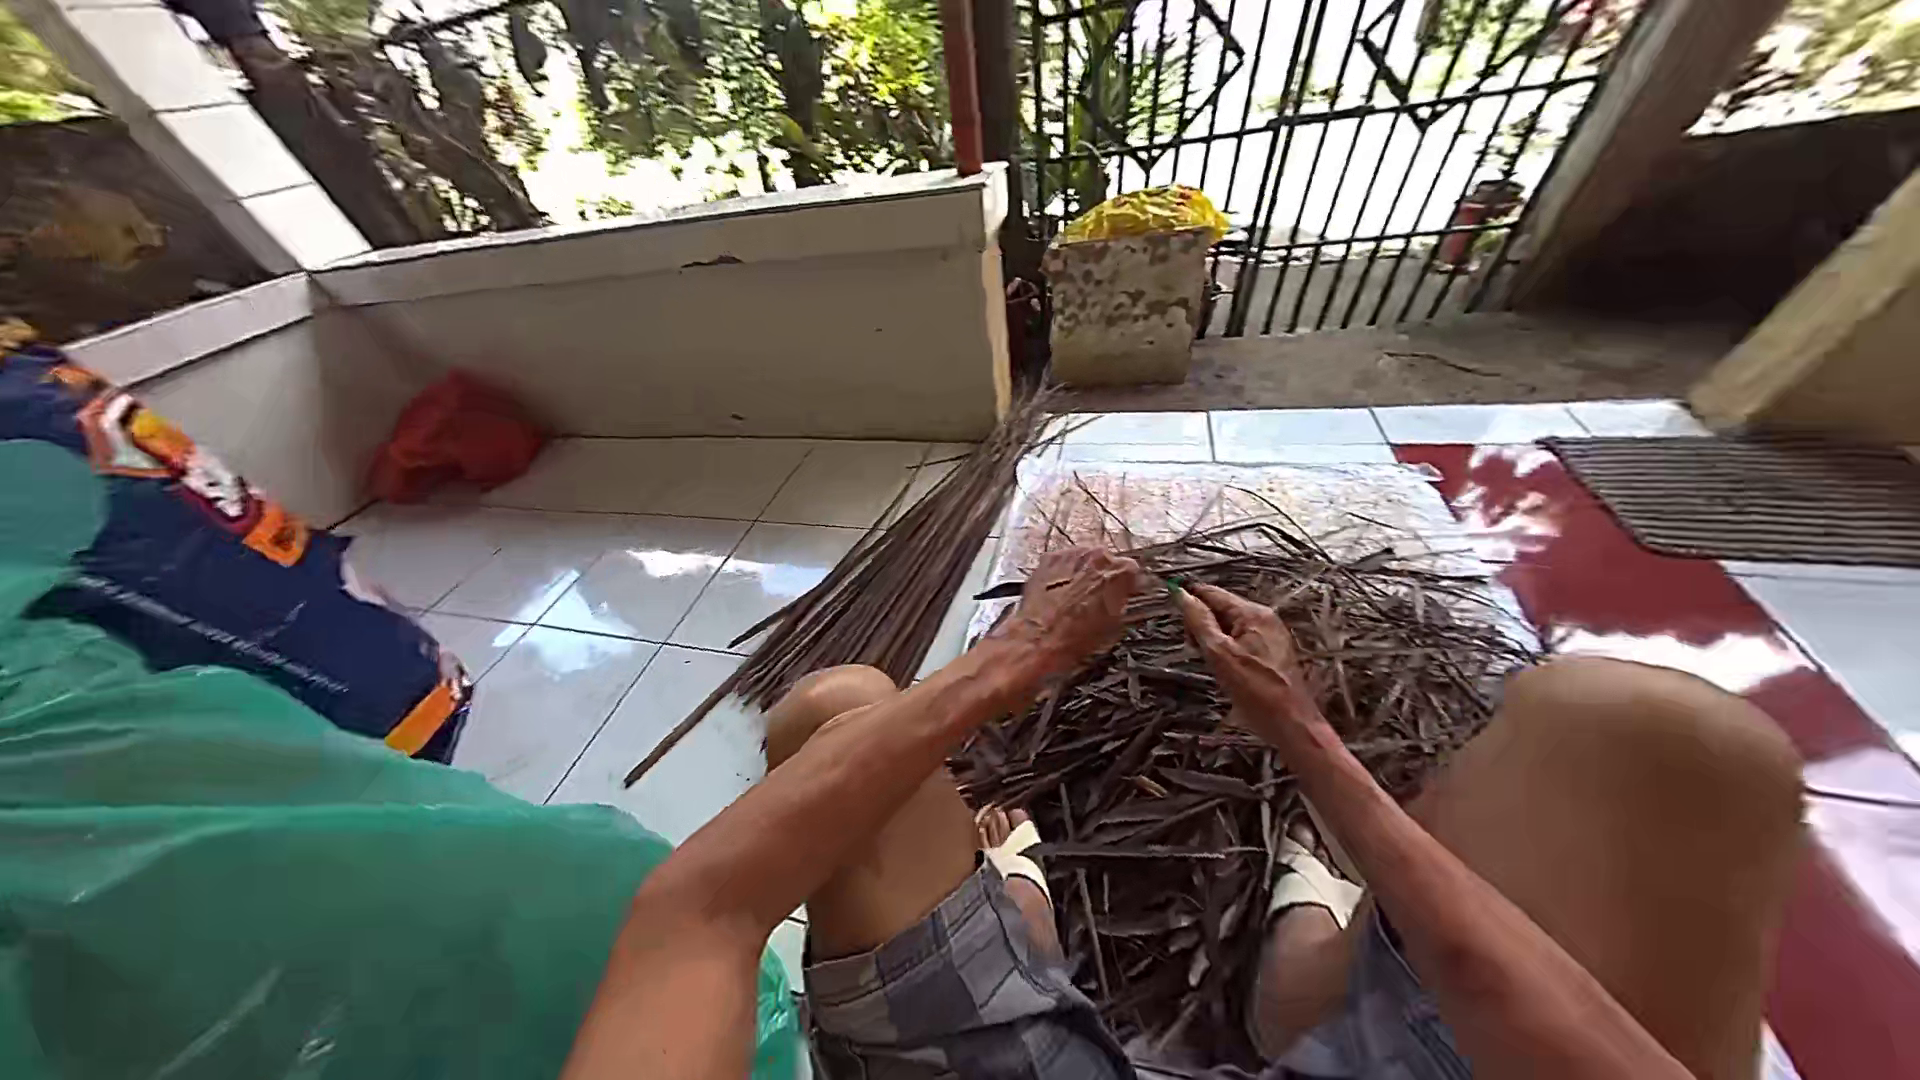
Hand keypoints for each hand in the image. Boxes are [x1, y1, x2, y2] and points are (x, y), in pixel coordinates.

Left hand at [989, 546, 1148, 682]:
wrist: (1040, 638)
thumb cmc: (1076, 637)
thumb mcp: (1115, 624)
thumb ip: (1122, 601)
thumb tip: (1123, 596)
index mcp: (1120, 572)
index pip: (1132, 570)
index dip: (1127, 584)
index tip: (1124, 592)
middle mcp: (1097, 556)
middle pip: (1106, 561)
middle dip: (1103, 577)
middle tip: (1096, 597)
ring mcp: (1072, 555)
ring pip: (1083, 560)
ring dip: (1082, 574)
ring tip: (1075, 597)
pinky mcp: (1049, 559)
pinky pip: (1063, 563)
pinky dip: (1063, 574)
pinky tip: (1059, 593)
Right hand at [1172, 581, 1321, 733]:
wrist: (1292, 725)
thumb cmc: (1254, 691)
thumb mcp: (1219, 654)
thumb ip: (1198, 620)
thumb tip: (1179, 592)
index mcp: (1252, 613)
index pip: (1211, 593)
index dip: (1189, 601)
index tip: (1175, 621)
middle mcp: (1264, 617)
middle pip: (1219, 608)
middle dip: (1201, 624)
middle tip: (1195, 649)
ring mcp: (1269, 634)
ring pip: (1228, 625)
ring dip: (1211, 639)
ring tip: (1211, 663)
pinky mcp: (1271, 651)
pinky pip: (1239, 639)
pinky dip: (1225, 649)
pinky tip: (1225, 668)